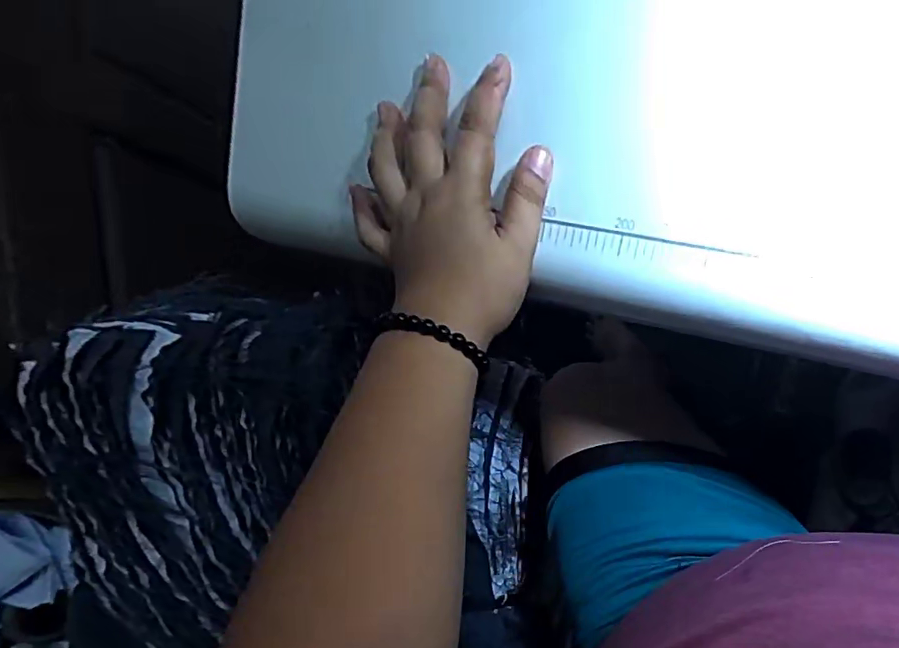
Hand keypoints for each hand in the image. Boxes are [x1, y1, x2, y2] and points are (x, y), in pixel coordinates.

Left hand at [352, 54, 553, 347]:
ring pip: (387, 168)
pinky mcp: (391, 249)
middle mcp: (426, 196)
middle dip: (431, 99)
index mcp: (461, 194)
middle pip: (423, 138)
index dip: (487, 98)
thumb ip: (526, 200)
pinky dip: (364, 204)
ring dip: (385, 135)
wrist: (442, 328)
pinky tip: (360, 192)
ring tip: (384, 108)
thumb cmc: (486, 291)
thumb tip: (538, 154)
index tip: (497, 67)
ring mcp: (403, 221)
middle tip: (432, 67)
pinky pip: (371, 221)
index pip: (476, 136)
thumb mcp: (519, 248)